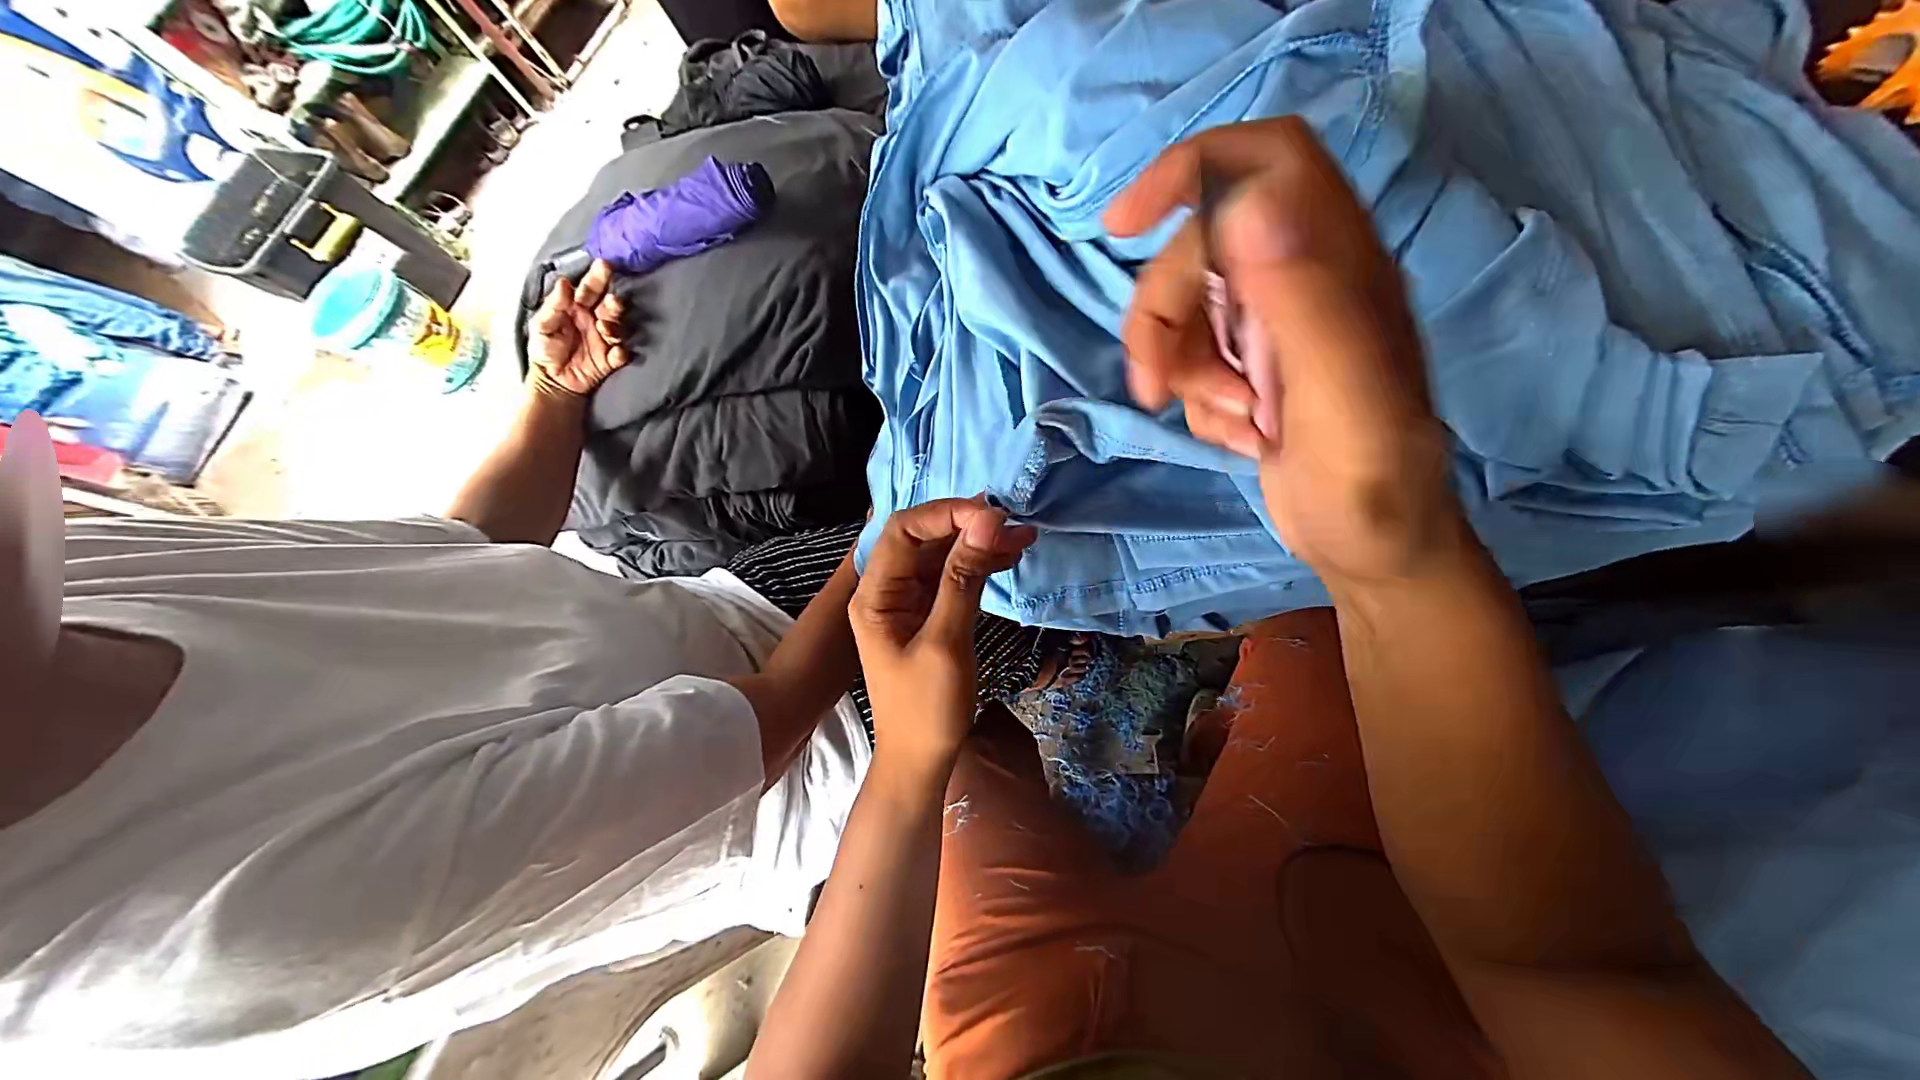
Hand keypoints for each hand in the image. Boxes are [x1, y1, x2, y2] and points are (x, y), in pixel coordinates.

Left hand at [530, 258, 626, 397]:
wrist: (553, 382)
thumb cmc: (544, 350)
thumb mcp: (540, 325)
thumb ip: (553, 305)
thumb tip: (565, 283)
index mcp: (576, 308)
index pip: (589, 289)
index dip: (597, 277)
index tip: (605, 265)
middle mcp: (595, 320)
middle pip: (609, 307)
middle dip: (614, 302)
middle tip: (613, 301)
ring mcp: (605, 340)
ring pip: (619, 327)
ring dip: (616, 326)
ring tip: (606, 328)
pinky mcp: (611, 359)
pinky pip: (622, 353)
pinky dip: (621, 352)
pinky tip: (617, 352)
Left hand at [850, 499, 1037, 772]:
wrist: (921, 760)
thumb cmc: (926, 709)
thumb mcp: (946, 642)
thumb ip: (963, 580)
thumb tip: (986, 523)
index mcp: (875, 594)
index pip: (903, 531)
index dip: (945, 514)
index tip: (991, 515)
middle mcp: (888, 590)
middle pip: (924, 538)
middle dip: (968, 525)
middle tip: (1013, 524)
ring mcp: (910, 601)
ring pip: (944, 555)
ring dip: (980, 543)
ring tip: (1023, 537)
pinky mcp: (930, 613)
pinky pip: (954, 576)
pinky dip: (980, 565)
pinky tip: (1010, 557)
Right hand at [1106, 116, 1464, 586]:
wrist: (1372, 549)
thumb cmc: (1372, 488)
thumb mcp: (1347, 404)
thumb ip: (1307, 303)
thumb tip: (1249, 207)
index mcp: (1337, 266)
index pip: (1264, 163)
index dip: (1190, 172)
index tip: (1122, 226)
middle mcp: (1303, 281)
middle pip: (1194, 252)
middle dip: (1162, 320)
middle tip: (1157, 388)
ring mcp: (1274, 327)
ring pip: (1184, 311)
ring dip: (1181, 369)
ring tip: (1231, 422)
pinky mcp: (1252, 368)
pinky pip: (1191, 361)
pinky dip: (1197, 400)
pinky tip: (1242, 436)